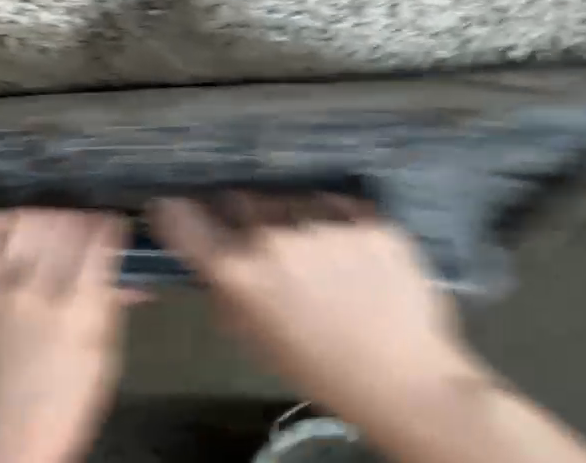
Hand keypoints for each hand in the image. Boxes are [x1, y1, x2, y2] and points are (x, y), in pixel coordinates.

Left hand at [0, 210, 133, 462]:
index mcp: (78, 312)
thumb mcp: (101, 359)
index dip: (108, 225)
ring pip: (22, 221)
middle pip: (60, 224)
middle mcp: (35, 288)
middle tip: (84, 222)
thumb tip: (124, 272)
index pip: (98, 243)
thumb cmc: (61, 404)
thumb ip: (108, 306)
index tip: (112, 219)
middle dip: (78, 217)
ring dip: (42, 216)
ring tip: (50, 223)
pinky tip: (6, 227)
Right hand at [149, 195, 485, 427]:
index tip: (181, 212)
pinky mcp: (369, 222)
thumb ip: (218, 282)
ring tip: (312, 247)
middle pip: (234, 197)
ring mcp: (324, 226)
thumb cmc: (317, 367)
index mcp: (236, 269)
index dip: (175, 211)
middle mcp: (271, 238)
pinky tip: (348, 250)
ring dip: (289, 216)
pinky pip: (335, 204)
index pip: (178, 212)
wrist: (411, 388)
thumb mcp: (247, 332)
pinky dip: (335, 220)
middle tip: (259, 239)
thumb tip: (200, 247)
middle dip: (239, 215)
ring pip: (286, 198)